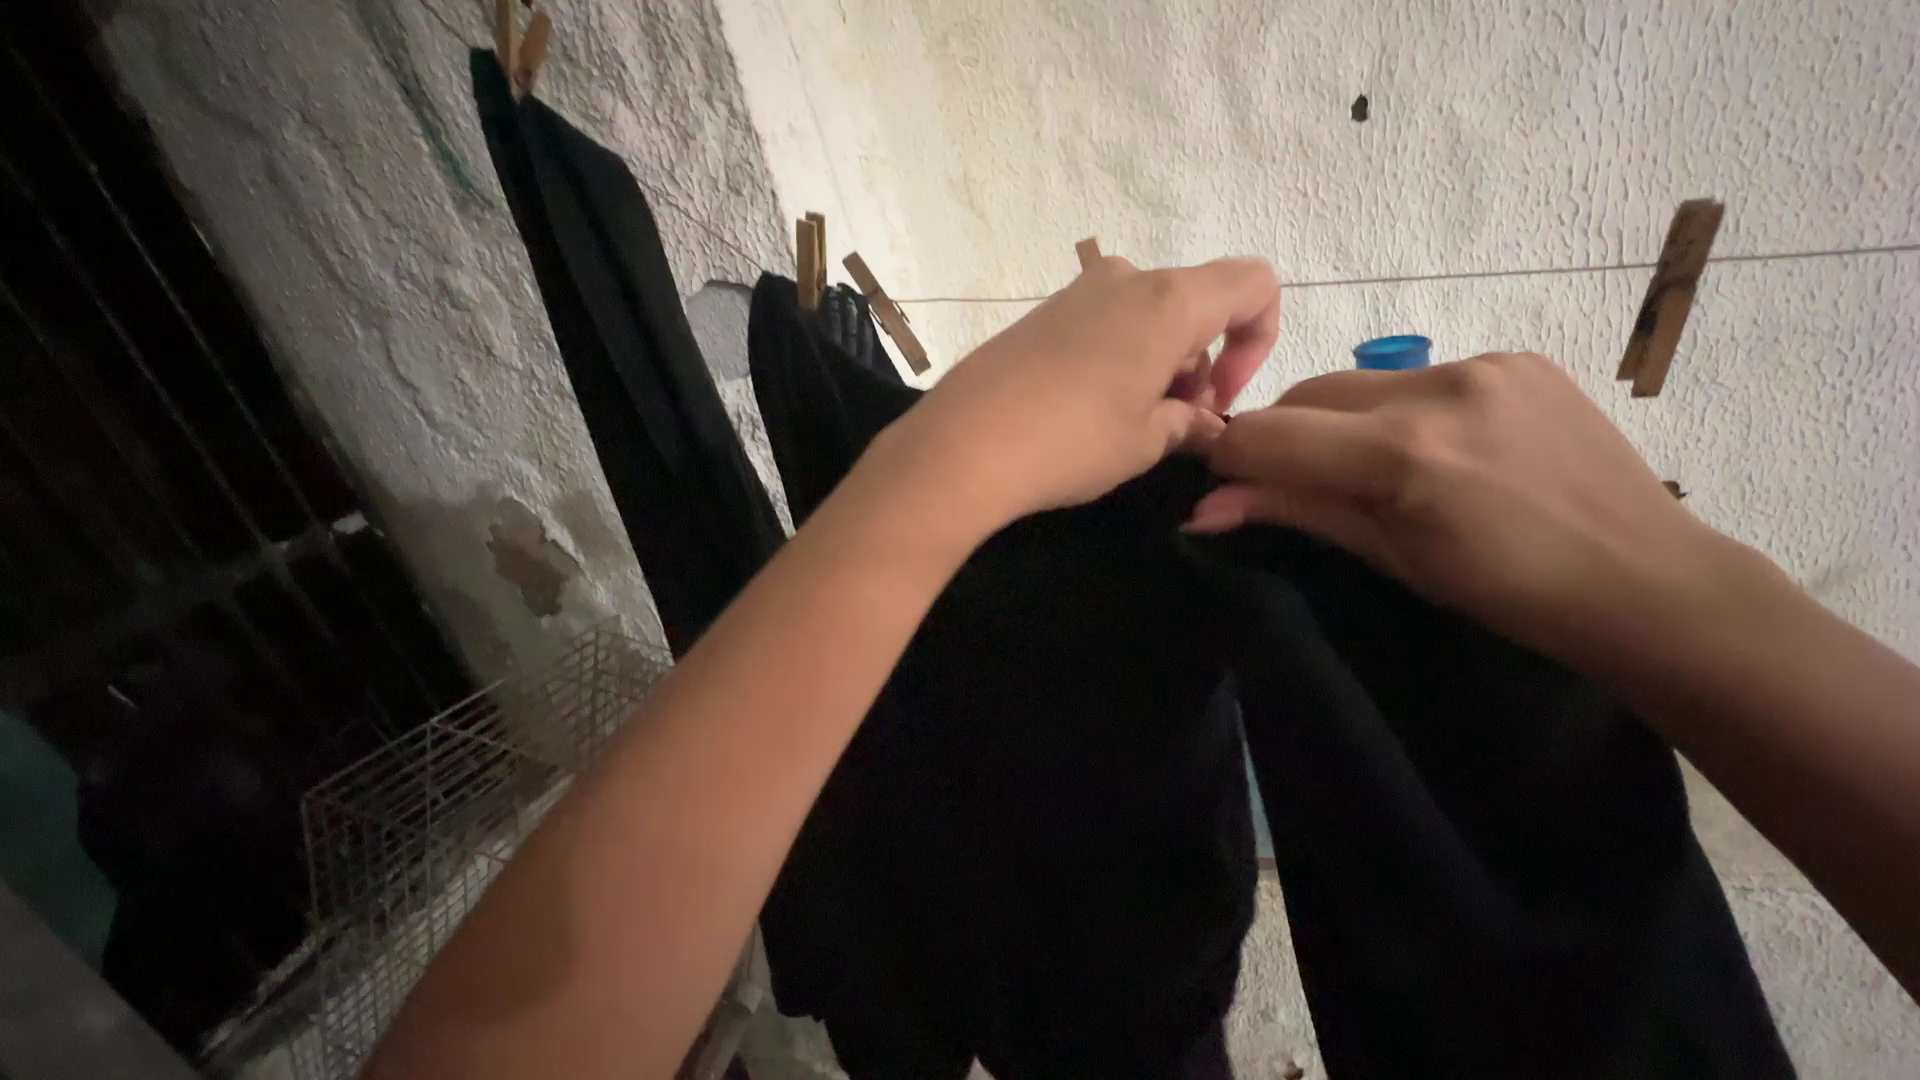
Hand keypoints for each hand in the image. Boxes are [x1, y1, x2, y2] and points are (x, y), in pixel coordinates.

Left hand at [873, 256, 1280, 528]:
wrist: (962, 445)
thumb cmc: (1071, 441)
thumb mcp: (1145, 442)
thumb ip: (1187, 423)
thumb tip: (1200, 423)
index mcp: (1167, 301)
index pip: (1252, 284)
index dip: (1259, 340)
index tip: (1222, 397)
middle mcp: (1124, 280)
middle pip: (1194, 305)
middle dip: (1201, 363)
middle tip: (1176, 425)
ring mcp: (1075, 294)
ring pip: (1146, 317)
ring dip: (1158, 364)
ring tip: (1130, 425)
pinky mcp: (1038, 317)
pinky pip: (1102, 326)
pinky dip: (1117, 359)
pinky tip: (1088, 412)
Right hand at [1189, 352, 1733, 665]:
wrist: (1646, 578)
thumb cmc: (1504, 592)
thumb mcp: (1387, 555)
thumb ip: (1293, 512)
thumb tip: (1203, 508)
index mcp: (1402, 453)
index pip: (1268, 433)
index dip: (1229, 460)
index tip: (1222, 486)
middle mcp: (1438, 388)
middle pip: (1307, 393)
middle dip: (1283, 437)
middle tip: (1296, 484)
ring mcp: (1484, 363)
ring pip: (1359, 382)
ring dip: (1340, 421)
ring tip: (1377, 470)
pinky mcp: (1517, 355)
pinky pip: (1418, 376)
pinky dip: (1399, 409)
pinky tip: (1436, 448)